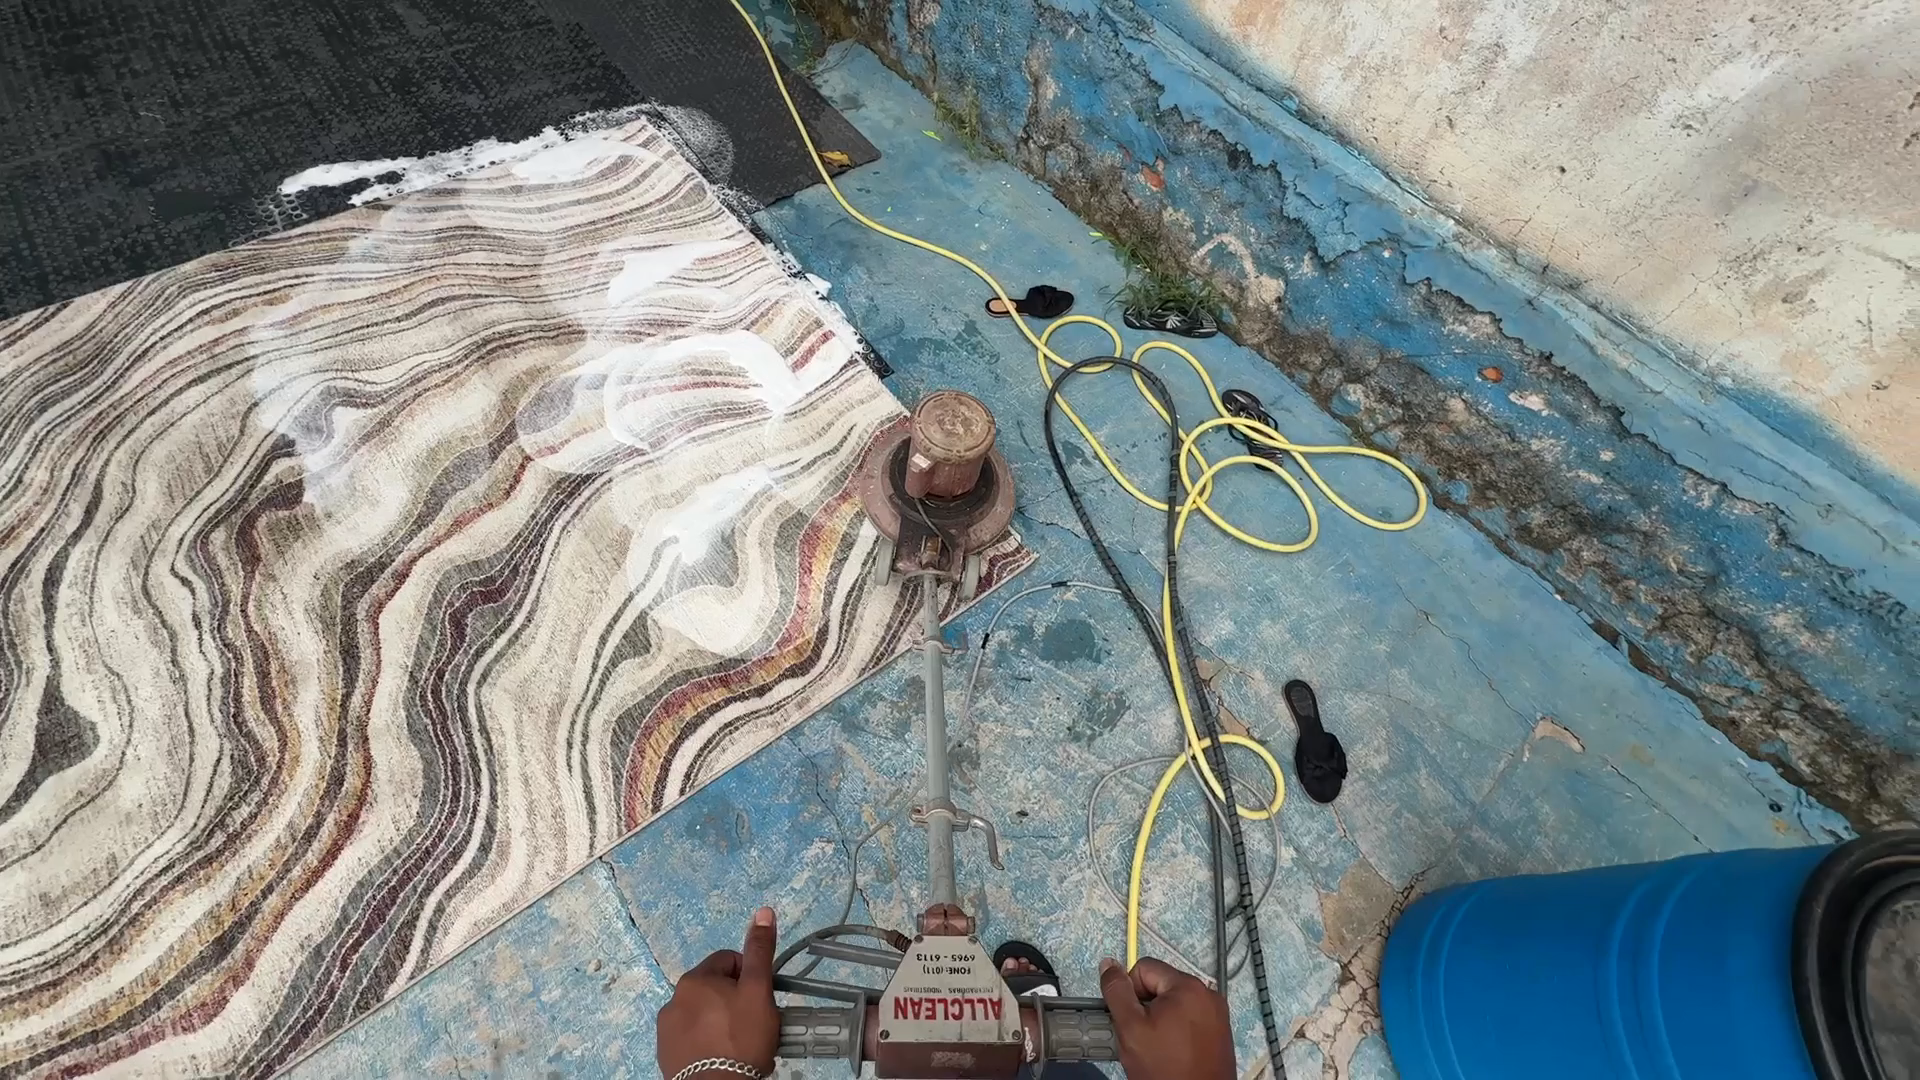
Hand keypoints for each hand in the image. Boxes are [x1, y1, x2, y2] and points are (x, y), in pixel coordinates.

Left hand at [657, 907, 780, 1077]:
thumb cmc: (741, 1038)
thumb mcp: (758, 990)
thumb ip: (759, 950)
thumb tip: (763, 911)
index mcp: (694, 979)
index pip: (729, 961)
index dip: (749, 977)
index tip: (759, 1000)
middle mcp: (673, 1000)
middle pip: (715, 987)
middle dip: (734, 1000)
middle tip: (752, 1023)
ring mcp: (666, 1031)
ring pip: (703, 1013)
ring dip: (720, 1021)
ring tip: (737, 1044)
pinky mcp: (665, 1057)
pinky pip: (691, 1038)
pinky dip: (706, 1042)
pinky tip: (720, 1057)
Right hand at [1098, 956, 1235, 1079]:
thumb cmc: (1165, 1070)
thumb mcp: (1130, 1028)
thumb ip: (1116, 992)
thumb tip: (1109, 964)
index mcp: (1188, 986)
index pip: (1145, 969)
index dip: (1131, 993)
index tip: (1133, 1021)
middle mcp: (1208, 994)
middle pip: (1161, 985)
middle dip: (1147, 1007)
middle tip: (1144, 1039)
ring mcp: (1218, 1014)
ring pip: (1174, 1003)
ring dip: (1162, 1019)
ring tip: (1160, 1048)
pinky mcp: (1222, 1033)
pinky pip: (1190, 1018)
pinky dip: (1178, 1029)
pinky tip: (1174, 1053)